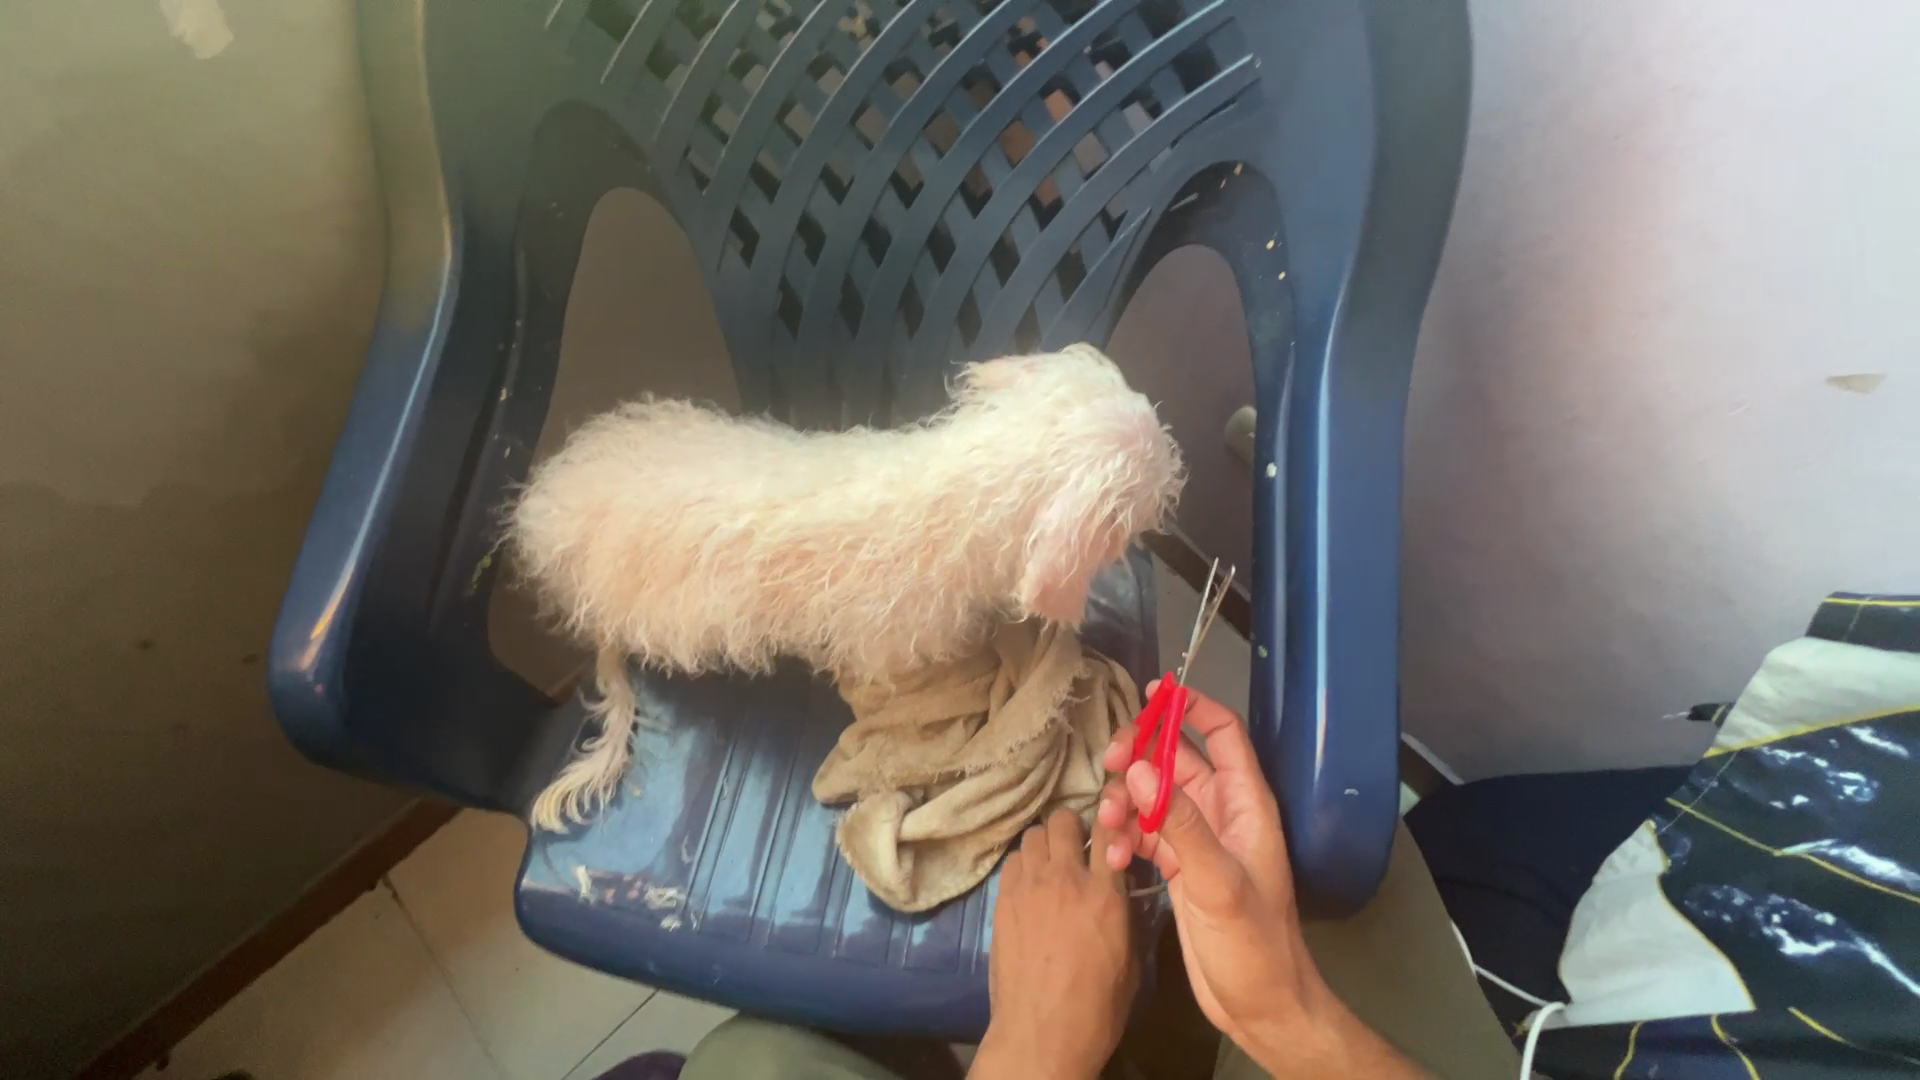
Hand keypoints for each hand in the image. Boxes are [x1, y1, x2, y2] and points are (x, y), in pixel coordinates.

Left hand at [973, 808, 1136, 1079]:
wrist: (1041, 1034)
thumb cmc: (1096, 1008)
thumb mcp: (1129, 962)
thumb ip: (1124, 915)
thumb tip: (1118, 891)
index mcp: (1105, 894)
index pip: (1109, 830)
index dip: (1109, 818)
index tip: (1108, 824)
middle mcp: (1066, 878)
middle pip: (1062, 819)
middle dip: (1070, 826)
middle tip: (1074, 846)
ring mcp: (1030, 885)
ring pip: (1033, 835)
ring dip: (1044, 844)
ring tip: (1049, 864)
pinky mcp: (1003, 898)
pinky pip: (1013, 860)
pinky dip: (1023, 864)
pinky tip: (1028, 884)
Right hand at [1098, 687, 1425, 1077]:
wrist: (1260, 1009)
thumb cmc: (1255, 945)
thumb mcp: (1219, 882)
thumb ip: (1180, 823)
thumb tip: (1138, 771)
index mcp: (1244, 802)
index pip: (1223, 733)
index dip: (1192, 706)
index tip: (1153, 692)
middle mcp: (1219, 810)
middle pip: (1174, 757)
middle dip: (1140, 754)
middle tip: (1109, 761)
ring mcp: (1196, 836)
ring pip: (1151, 793)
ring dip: (1125, 800)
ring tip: (1109, 824)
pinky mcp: (1177, 863)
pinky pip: (1143, 830)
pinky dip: (1125, 835)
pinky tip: (1117, 858)